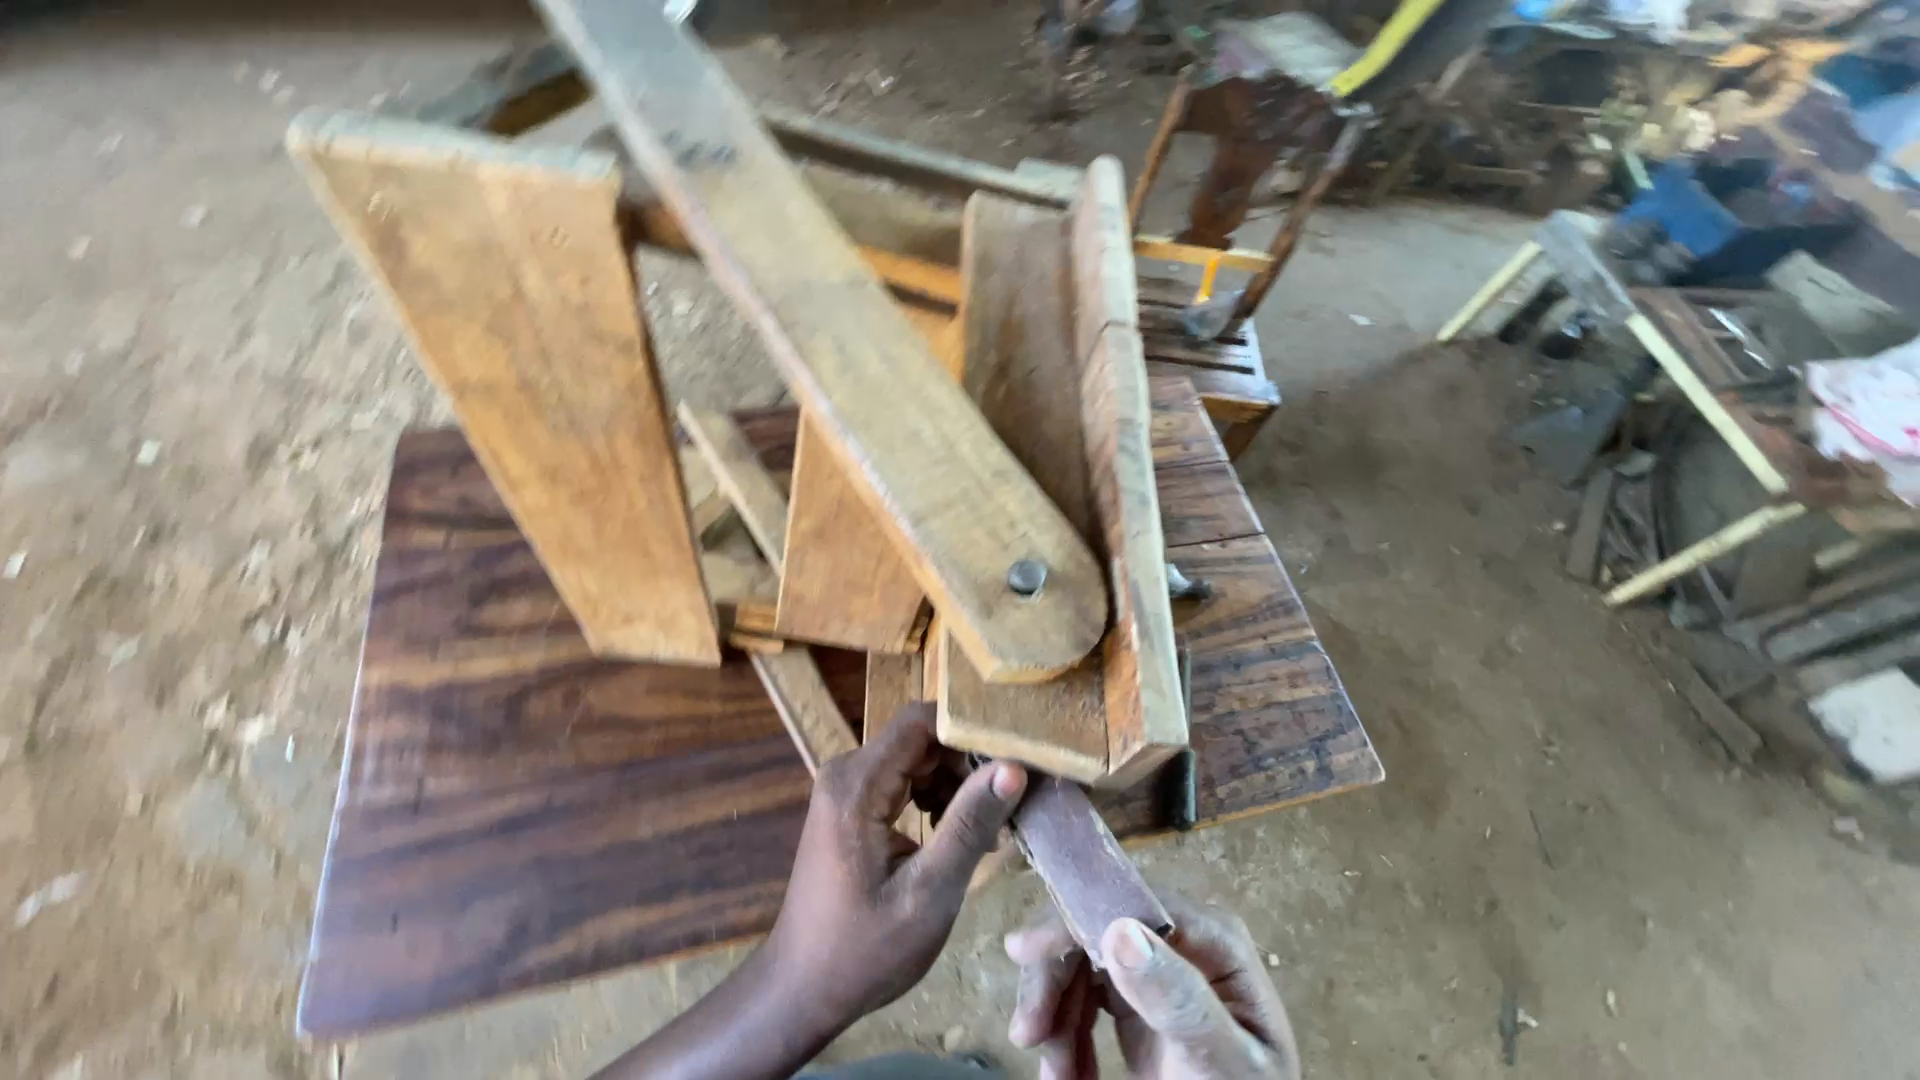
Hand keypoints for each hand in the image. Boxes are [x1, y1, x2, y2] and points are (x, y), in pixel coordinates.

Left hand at [764, 703, 1027, 1039]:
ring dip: (955, 785)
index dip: (969, 733)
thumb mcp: (929, 893)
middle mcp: (846, 772)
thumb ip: (969, 824)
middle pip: (921, 739)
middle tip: (1004, 811)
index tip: (1012, 762)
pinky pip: (902, 780)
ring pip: (916, 758)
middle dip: (967, 766)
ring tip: (985, 833)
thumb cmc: (865, 951)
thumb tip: (1013, 766)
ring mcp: (845, 787)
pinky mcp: (851, 804)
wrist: (803, 989)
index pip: (921, 720)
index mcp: (857, 785)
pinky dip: (935, 799)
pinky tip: (955, 837)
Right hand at [1005, 895, 1298, 1079]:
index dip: (1067, 922)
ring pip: (1077, 964)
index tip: (1021, 952)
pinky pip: (1081, 995)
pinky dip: (1063, 1031)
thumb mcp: (1219, 1057)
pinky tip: (1065, 1071)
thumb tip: (1118, 928)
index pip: (1123, 903)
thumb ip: (1177, 998)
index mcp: (1208, 934)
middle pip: (1090, 930)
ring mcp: (1153, 963)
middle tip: (1026, 1035)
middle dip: (1053, 981)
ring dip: (1054, 1016)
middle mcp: (1178, 936)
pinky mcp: (1134, 994)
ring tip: (1053, 1075)